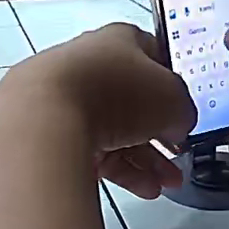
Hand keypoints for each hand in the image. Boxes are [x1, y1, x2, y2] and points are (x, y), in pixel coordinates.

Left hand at [0, 23, 195, 198]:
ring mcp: (66, 102)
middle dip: (159, 137)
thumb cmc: (112, 92)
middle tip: (177, 158)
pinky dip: (119, 171)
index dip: (173, 90)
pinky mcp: (50, 135)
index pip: (153, 61)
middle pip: (133, 105)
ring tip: (164, 184)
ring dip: (144, 160)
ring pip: (114, 133)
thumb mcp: (172, 99)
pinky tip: (141, 188)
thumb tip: (177, 129)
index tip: (183, 115)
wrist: (46, 120)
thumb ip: (182, 112)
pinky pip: (93, 153)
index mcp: (119, 41)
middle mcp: (89, 67)